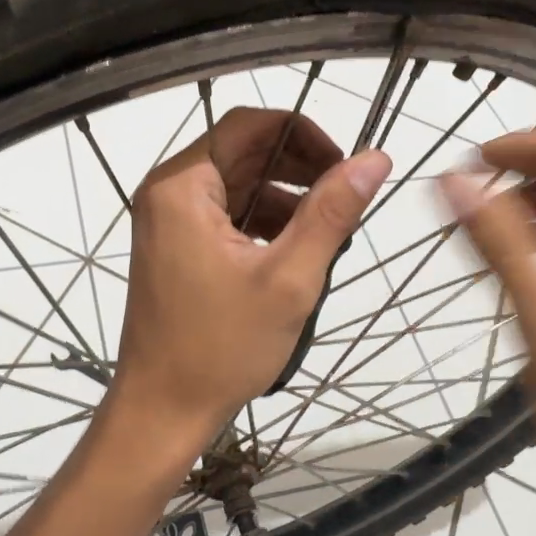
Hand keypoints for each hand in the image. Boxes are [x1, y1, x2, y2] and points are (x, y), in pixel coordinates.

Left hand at [113, 108, 391, 438]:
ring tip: (329, 231)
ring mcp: (166, 219)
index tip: (344, 165)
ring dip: (283, 196)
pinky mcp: (173, 245)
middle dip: (297, 166)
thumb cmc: (221, 347)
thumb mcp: (288, 278)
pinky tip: (295, 250)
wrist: (160, 410)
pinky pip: (223, 213)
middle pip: (241, 151)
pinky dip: (261, 221)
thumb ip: (331, 213)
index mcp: (183, 186)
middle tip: (344, 197)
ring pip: (236, 183)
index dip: (303, 133)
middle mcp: (167, 191)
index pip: (248, 124)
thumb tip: (375, 158)